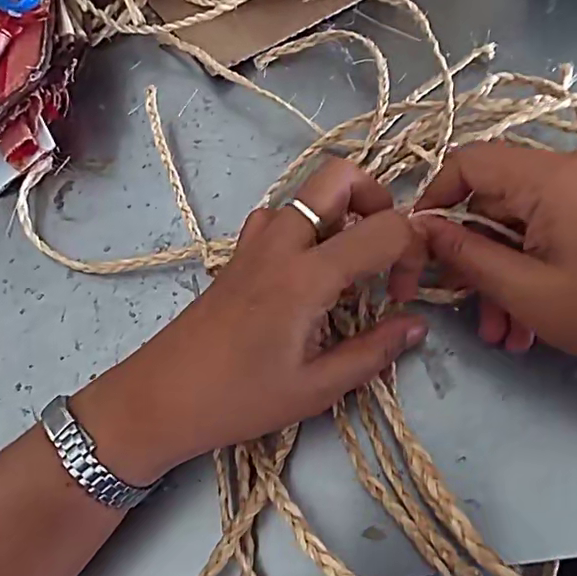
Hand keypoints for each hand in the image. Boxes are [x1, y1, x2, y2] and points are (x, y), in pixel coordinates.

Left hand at [72, 158, 426, 485]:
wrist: (159, 399)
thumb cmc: (238, 400)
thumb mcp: (316, 388)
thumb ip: (373, 351)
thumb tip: (417, 324)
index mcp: (306, 276)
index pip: (384, 228)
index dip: (411, 253)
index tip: (400, 296)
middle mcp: (281, 243)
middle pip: (339, 175)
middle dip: (377, 199)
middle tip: (383, 250)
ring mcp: (254, 243)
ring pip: (305, 192)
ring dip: (340, 212)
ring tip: (348, 265)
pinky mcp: (237, 254)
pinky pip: (278, 216)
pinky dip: (305, 226)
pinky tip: (305, 271)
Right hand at [411, 144, 576, 388]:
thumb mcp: (526, 292)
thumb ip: (466, 254)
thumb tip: (423, 229)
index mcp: (559, 176)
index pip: (472, 161)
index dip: (436, 198)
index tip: (422, 244)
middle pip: (498, 198)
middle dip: (479, 257)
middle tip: (469, 309)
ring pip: (523, 218)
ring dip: (505, 271)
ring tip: (505, 330)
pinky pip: (551, 223)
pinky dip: (534, 261)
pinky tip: (529, 314)